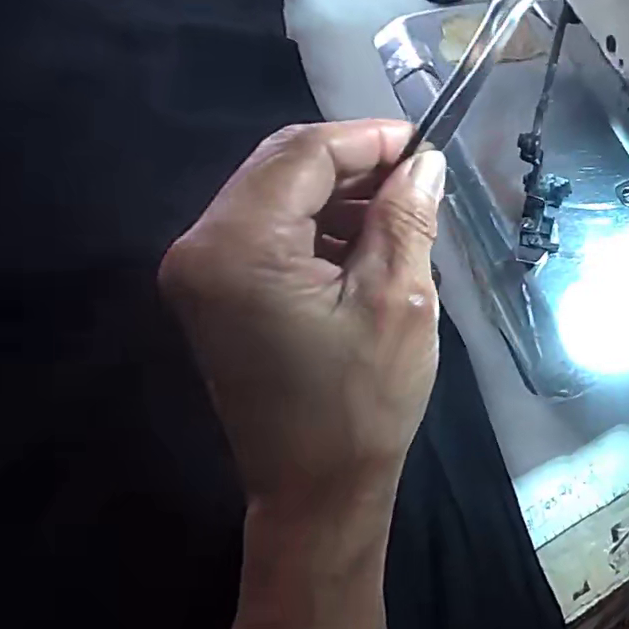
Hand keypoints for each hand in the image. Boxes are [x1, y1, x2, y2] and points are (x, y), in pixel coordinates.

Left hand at [160, 120, 446, 510]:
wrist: (318, 490)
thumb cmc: (364, 401)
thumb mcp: (399, 299)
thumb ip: (406, 217)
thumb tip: (425, 162)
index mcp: (239, 247)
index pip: (304, 153)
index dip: (369, 138)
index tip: (426, 146)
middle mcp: (202, 247)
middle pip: (283, 165)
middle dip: (355, 161)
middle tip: (418, 177)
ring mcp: (202, 271)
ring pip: (278, 193)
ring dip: (341, 192)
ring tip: (401, 212)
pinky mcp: (217, 291)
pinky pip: (271, 229)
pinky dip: (321, 223)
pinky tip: (367, 241)